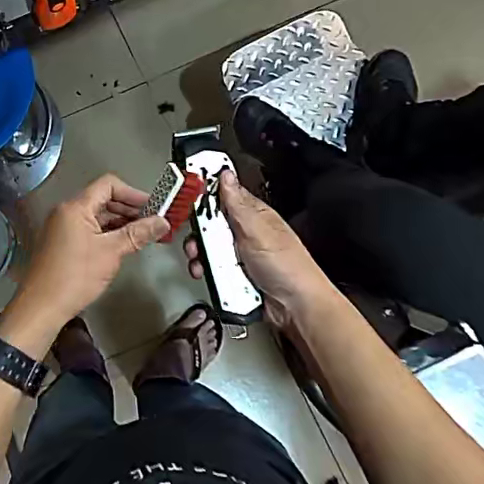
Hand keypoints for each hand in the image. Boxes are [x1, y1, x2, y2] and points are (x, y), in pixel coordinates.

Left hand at [6, 174, 169, 351]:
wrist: (40, 308)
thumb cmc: (75, 277)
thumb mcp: (111, 253)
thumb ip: (138, 233)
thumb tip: (163, 222)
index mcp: (76, 207)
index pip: (108, 184)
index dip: (133, 193)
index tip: (153, 207)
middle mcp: (66, 211)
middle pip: (103, 199)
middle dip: (129, 209)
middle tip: (153, 222)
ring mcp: (62, 227)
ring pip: (96, 215)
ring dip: (120, 222)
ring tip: (142, 234)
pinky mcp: (62, 242)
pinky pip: (88, 228)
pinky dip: (107, 233)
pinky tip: (123, 245)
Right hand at [184, 169, 338, 324]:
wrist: (296, 309)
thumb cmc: (288, 267)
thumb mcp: (257, 229)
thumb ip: (237, 202)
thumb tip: (225, 174)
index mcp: (253, 215)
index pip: (223, 196)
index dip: (203, 197)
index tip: (187, 202)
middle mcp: (245, 234)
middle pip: (210, 225)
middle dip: (199, 233)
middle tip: (197, 241)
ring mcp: (239, 256)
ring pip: (208, 249)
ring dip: (201, 256)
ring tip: (202, 262)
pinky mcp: (234, 277)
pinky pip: (212, 270)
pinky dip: (208, 274)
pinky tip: (210, 276)